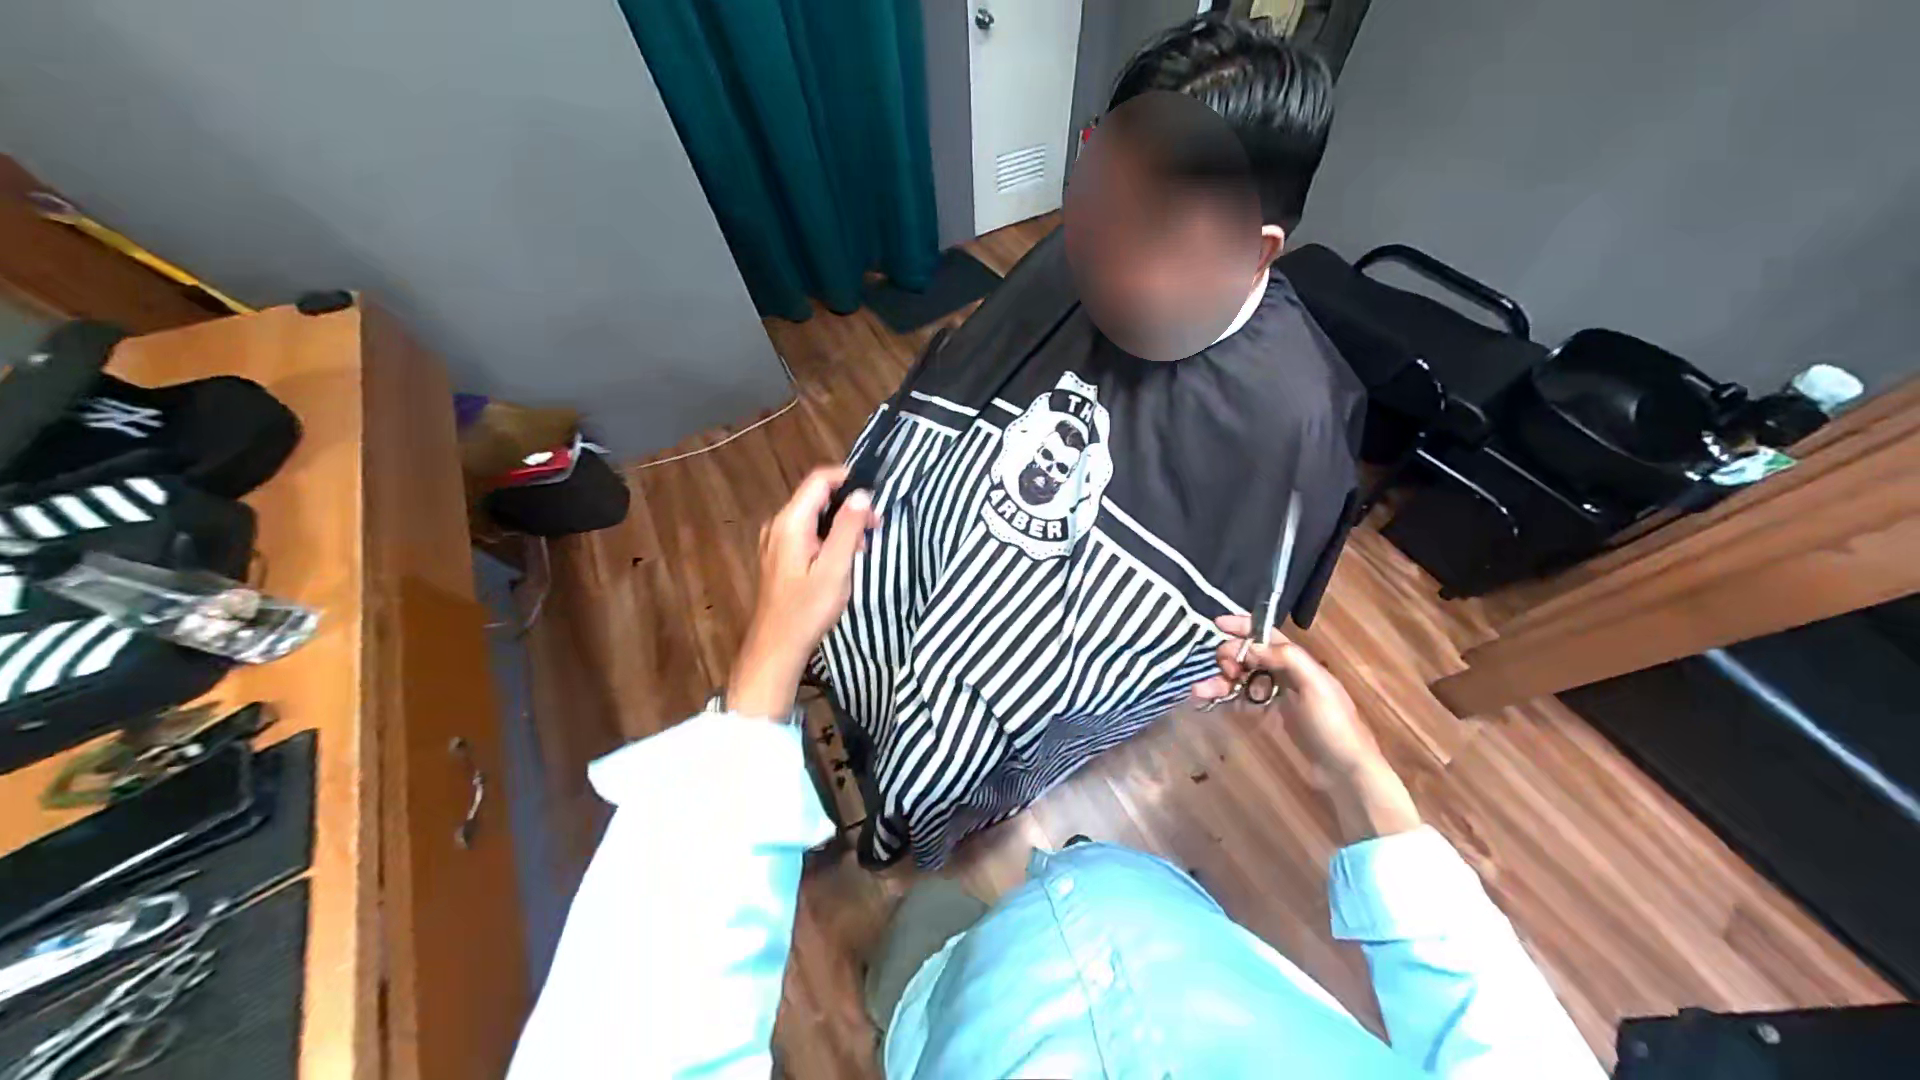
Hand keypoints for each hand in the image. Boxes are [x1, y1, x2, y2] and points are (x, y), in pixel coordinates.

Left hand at [726, 466, 880, 718]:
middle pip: (817, 496)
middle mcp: (779, 524)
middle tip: (876, 526)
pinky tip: (844, 558)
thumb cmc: (808, 609)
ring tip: (864, 545)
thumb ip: (848, 528)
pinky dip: (828, 537)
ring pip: (814, 516)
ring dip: (841, 523)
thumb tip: (862, 495)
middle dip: (849, 505)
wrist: (777, 647)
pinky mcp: (779, 556)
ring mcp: (776, 540)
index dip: (848, 478)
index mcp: (790, 522)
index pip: (819, 480)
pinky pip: (807, 533)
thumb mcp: (835, 568)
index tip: (875, 494)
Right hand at [1195, 614, 1420, 840]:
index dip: (1244, 627)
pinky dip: (1222, 697)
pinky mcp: (1267, 716)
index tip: (1218, 624)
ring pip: (1240, 678)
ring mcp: (1275, 696)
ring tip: (1199, 690)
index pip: (1268, 635)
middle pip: (1249, 656)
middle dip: (1229, 657)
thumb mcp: (1316, 686)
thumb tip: (1249, 645)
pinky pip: (1239, 699)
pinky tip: (1205, 699)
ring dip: (1219, 680)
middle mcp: (1285, 675)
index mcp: (1299, 663)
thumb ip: (1285, 658)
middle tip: (1224, 670)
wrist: (1344, 771)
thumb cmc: (1334, 725)